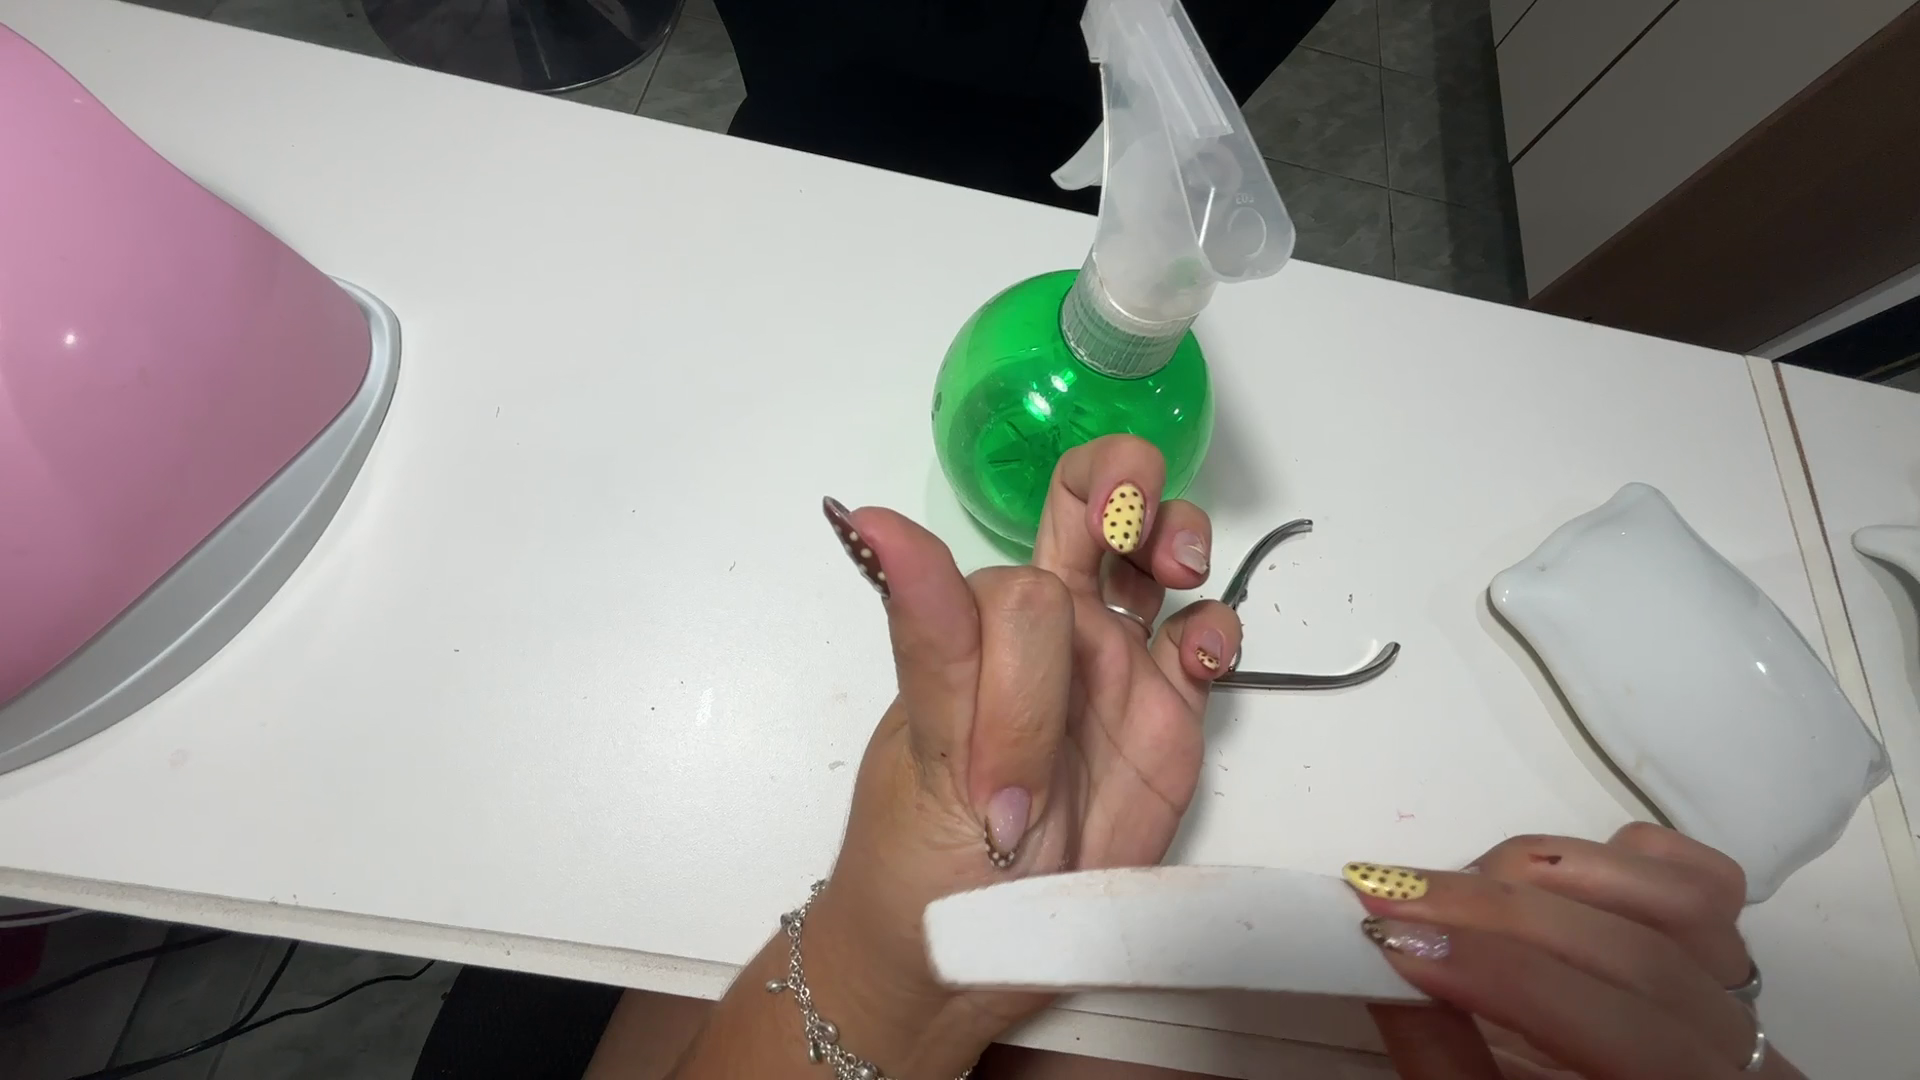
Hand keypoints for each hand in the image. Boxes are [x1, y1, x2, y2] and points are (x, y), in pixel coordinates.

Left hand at [801, 435, 1242, 1074]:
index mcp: (984, 627)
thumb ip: (929, 635)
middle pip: (1089, 507)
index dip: (1029, 636)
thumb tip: (864, 518)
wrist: (981, 939)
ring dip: (1173, 533)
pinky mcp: (1167, 710)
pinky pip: (1202, 641)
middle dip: (1119, 480)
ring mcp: (1113, 664)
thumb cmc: (927, 846)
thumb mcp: (930, 747)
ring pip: (1152, 558)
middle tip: (1132, 515)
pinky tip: (1203, 657)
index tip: (1019, 717)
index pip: (1018, 575)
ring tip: (1178, 565)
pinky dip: (1216, 631)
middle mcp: (1051, 629)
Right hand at [1351, 825, 1803, 1078]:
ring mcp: (1743, 993)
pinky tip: (1548, 870)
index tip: (1389, 936)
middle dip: (1490, 910)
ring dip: (1544, 870)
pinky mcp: (1720, 948)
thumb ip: (1438, 1054)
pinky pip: (1696, 879)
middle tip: (1385, 890)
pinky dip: (1620, 856)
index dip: (1495, 970)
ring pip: (1674, 899)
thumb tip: (1382, 949)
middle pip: (1633, 954)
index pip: (1619, 1029)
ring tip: (1458, 881)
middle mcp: (1749, 1054)